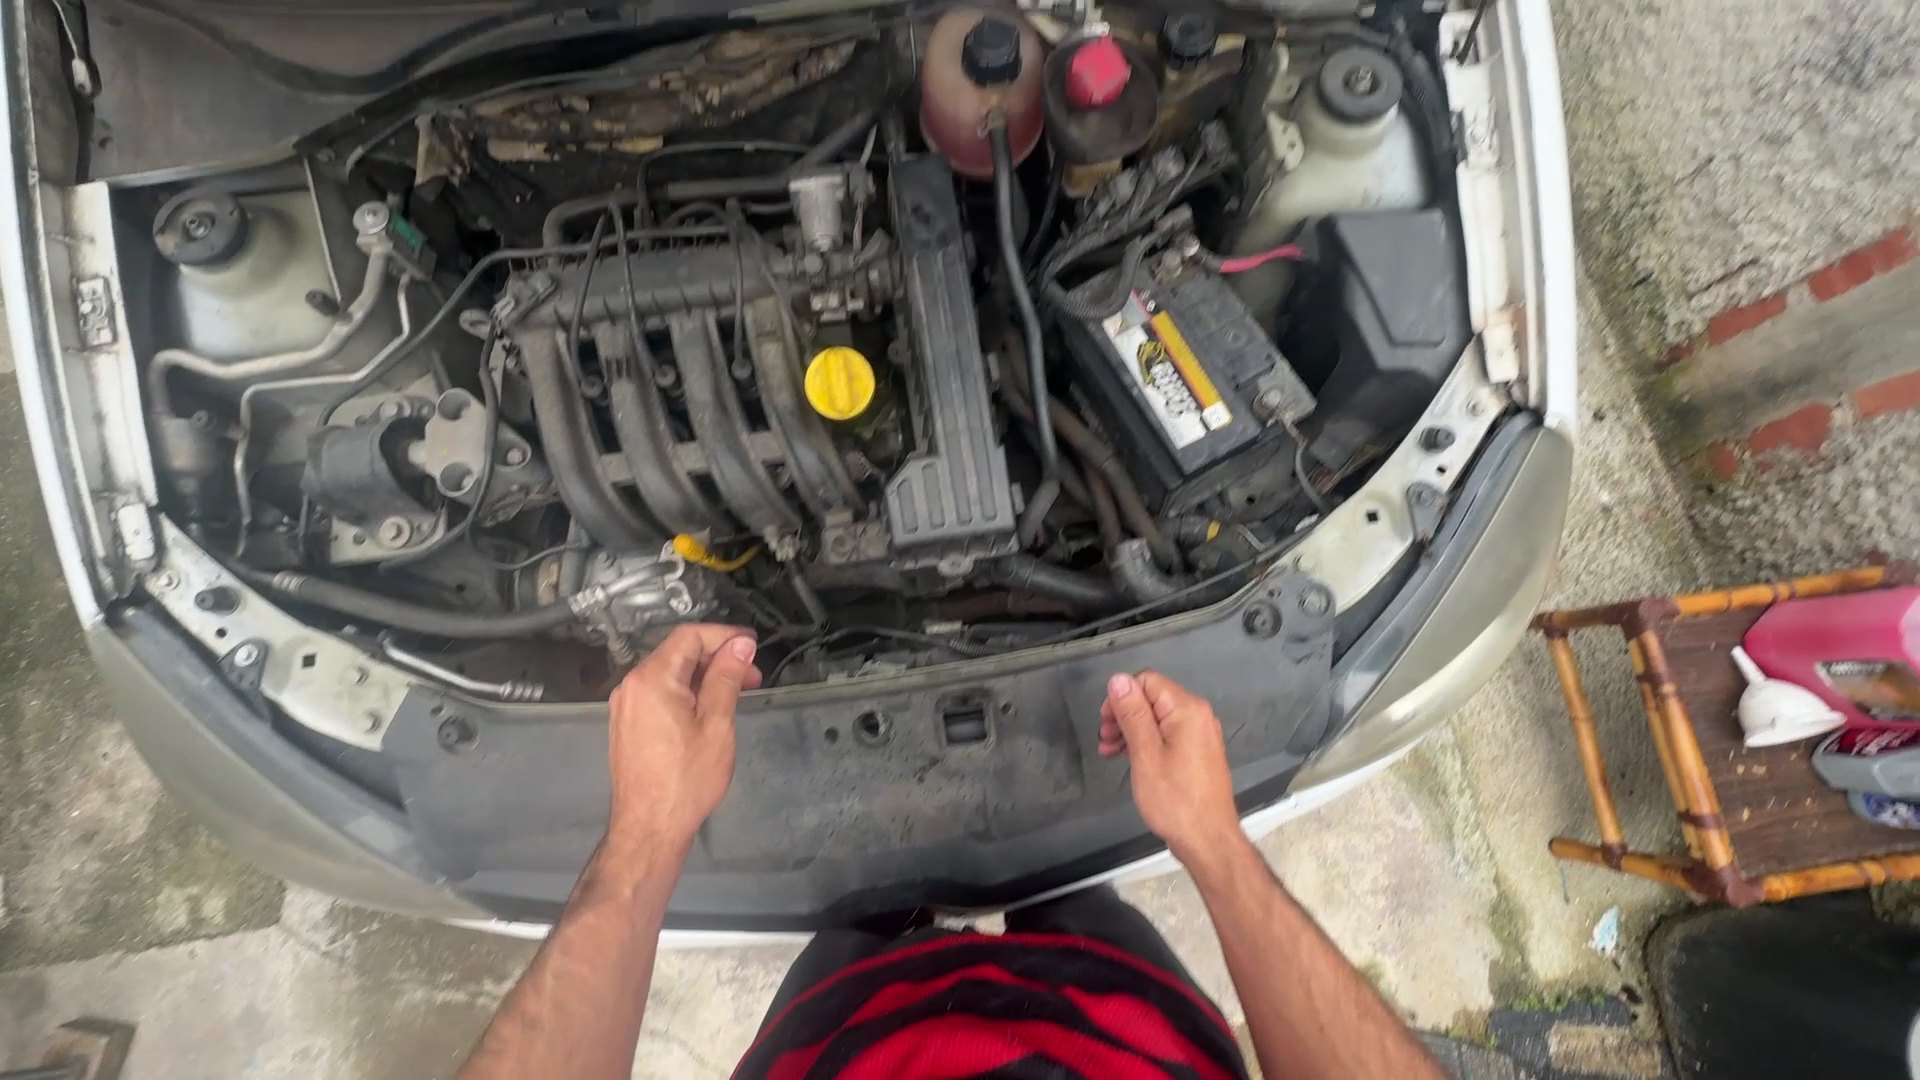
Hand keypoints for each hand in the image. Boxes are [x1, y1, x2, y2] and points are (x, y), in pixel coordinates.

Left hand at [606, 624, 760, 854]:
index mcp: (652, 680)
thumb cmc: (687, 778)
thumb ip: (726, 677)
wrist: (649, 828)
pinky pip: (661, 692)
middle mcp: (632, 685)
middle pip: (679, 652)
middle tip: (752, 674)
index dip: (724, 635)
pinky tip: (712, 707)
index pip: (689, 636)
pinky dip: (689, 691)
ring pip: (671, 673)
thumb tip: (740, 645)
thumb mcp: (717, 724)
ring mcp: (627, 705)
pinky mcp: (629, 723)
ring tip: (738, 692)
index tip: (752, 646)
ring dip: (706, 675)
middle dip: (718, 656)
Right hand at [1099, 671, 1243, 866]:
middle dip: (1124, 714)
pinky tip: (1129, 758)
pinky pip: (1167, 734)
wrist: (1208, 841)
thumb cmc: (1175, 799)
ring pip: (1157, 717)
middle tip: (1105, 738)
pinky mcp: (1198, 752)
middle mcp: (1198, 715)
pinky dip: (1146, 741)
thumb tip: (1118, 679)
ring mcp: (1200, 734)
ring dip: (1131, 729)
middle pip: (1152, 698)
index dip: (1121, 697)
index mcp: (1187, 709)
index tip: (1106, 723)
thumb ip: (1132, 713)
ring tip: (1110, 751)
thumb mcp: (1145, 753)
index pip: (1146, 681)